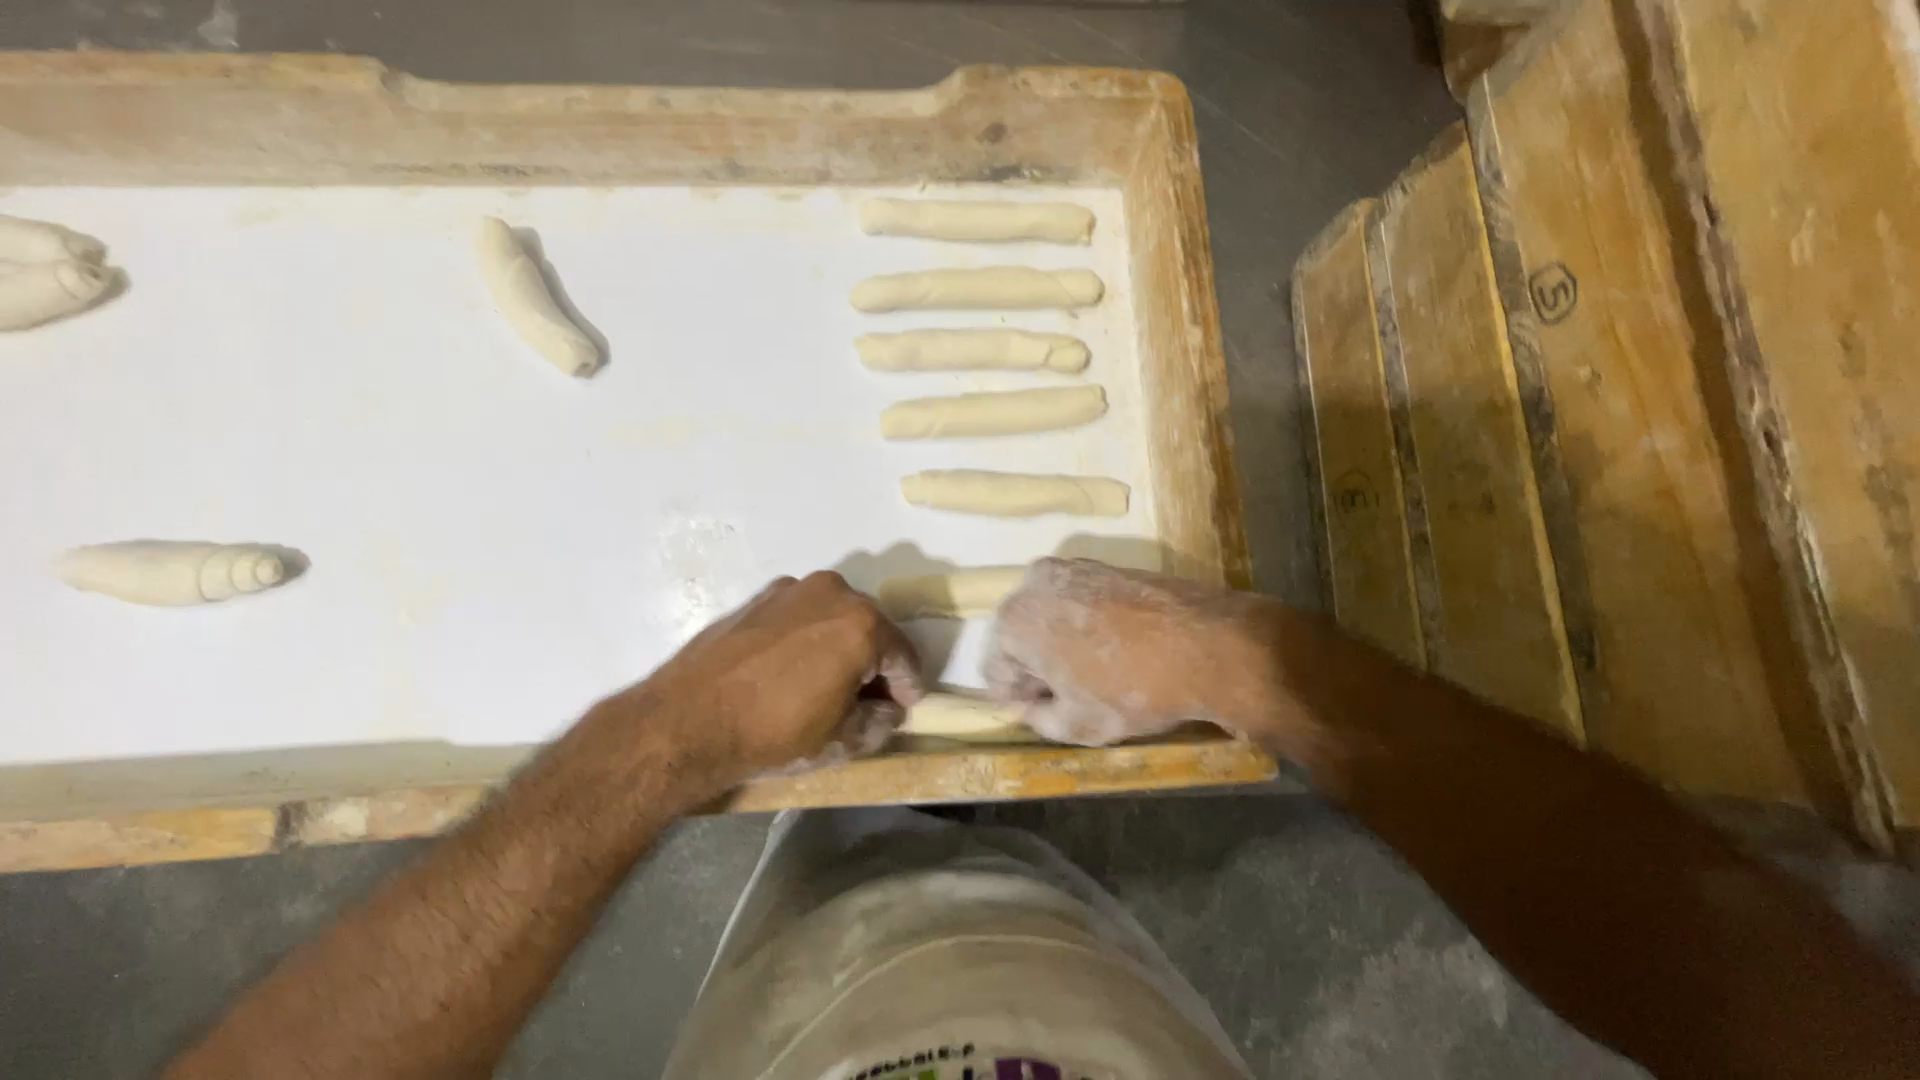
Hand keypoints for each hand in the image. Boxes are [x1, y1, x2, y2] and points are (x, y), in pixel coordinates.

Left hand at [629, 571, 923, 784]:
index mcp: (862, 624)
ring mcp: (792, 589)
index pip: (905, 656)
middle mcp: (833, 592)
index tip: (900, 711)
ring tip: (823, 687)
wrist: (687, 721)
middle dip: (874, 664)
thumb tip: (887, 710)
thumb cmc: (775, 732)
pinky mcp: (758, 597)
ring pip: (835, 619)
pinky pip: (801, 616)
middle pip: (872, 630)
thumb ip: (880, 722)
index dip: (908, 689)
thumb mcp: (841, 741)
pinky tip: (789, 672)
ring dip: (840, 648)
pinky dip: (807, 639)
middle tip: (864, 702)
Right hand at [983, 557, 1285, 745]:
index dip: (1017, 699)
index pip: (995, 670)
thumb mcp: (1078, 725)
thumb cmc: (1132, 690)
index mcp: (1014, 622)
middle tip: (1069, 696)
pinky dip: (1084, 624)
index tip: (1043, 713)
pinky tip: (1114, 649)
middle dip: (1035, 666)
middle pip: (1018, 636)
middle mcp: (1032, 583)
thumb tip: (1028, 708)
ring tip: (1094, 674)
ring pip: (1047, 616)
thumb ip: (1037, 719)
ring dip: (1059, 643)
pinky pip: (1076, 601)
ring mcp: (1071, 567)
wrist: (1208, 645)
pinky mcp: (1104, 564)